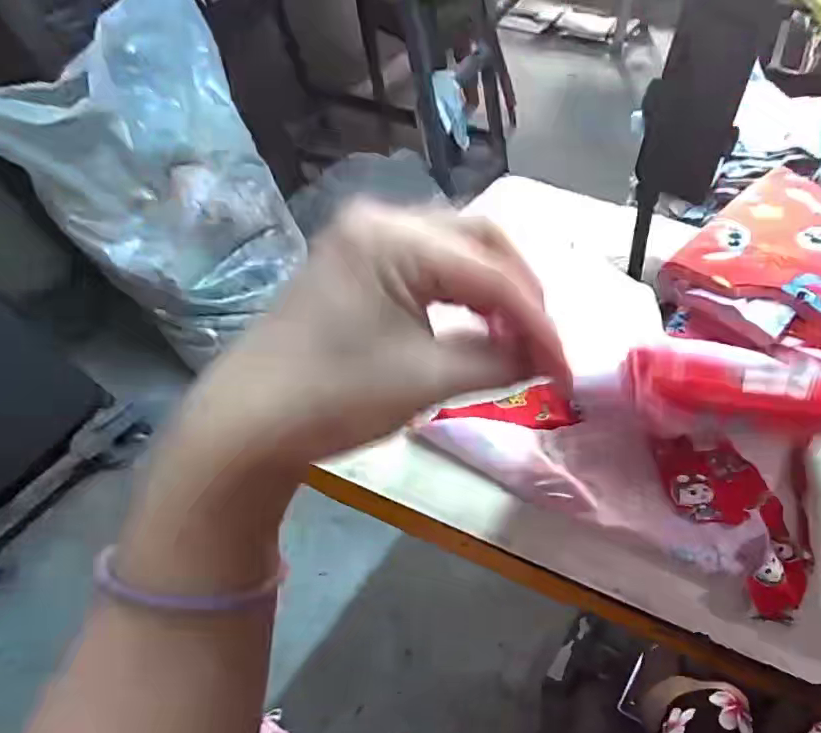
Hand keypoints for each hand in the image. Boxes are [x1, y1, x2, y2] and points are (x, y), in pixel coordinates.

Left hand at [174, 200, 566, 484]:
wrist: (252, 422)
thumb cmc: (338, 398)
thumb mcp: (431, 380)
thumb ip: (502, 361)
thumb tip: (548, 360)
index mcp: (395, 239)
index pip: (494, 277)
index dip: (540, 327)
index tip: (568, 374)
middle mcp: (382, 222)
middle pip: (484, 242)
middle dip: (525, 296)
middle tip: (546, 347)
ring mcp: (367, 240)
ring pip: (460, 252)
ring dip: (500, 294)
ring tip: (521, 341)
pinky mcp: (360, 266)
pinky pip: (433, 269)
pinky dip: (467, 298)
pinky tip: (481, 329)